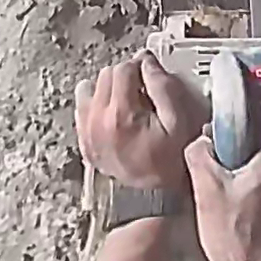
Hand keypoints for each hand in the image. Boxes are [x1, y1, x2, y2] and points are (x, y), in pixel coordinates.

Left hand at [76, 52, 201, 192]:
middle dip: (125, 76)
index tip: (152, 74)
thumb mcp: (177, 122)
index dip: (140, 65)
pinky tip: (114, 113)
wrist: (152, 198)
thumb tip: (147, 62)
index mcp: (120, 113)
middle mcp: (96, 119)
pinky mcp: (83, 140)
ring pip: (91, 88)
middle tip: (144, 90)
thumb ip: (163, 87)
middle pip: (106, 75)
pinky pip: (83, 107)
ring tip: (128, 101)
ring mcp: (86, 131)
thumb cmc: (169, 160)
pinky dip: (97, 103)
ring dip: (110, 88)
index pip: (123, 68)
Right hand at [183, 102, 260, 260]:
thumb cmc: (235, 235)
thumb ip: (200, 155)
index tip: (230, 95)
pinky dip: (254, 154)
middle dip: (249, 116)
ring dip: (251, 136)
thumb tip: (199, 140)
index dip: (250, 98)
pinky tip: (231, 164)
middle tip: (223, 116)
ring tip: (223, 139)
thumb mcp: (207, 190)